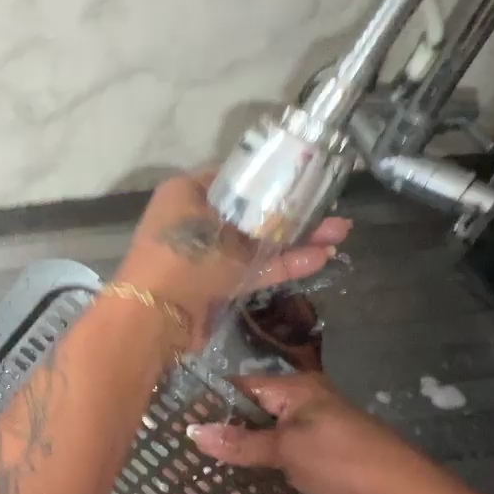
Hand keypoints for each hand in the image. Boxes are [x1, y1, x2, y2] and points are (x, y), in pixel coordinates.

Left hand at [113, 170, 349, 348]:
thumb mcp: (225, 226)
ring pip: (254, 242)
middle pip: (248, 211)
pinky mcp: (213, 285)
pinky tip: (321, 257)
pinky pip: (251, 269)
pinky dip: (282, 264)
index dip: (266, 177)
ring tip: (339, 233)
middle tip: (331, 207)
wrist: (154, 317)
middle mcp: (192, 220)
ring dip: (295, 239)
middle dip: (290, 211)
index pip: (231, 178)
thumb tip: (287, 209)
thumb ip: (259, 218)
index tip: (304, 176)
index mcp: (185, 193)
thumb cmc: (184, 256)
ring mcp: (204, 255)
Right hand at [186, 373, 470, 493]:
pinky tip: (235, 486)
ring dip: (236, 453)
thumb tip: (191, 431)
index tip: (170, 420)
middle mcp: (304, 404)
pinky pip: (279, 458)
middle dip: (217, 431)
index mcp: (296, 389)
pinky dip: (258, 469)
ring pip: (263, 438)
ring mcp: (315, 433)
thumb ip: (240, 443)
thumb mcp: (288, 452)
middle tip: (177, 451)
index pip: (237, 386)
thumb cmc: (349, 467)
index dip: (206, 402)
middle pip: (249, 412)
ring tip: (196, 470)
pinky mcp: (324, 460)